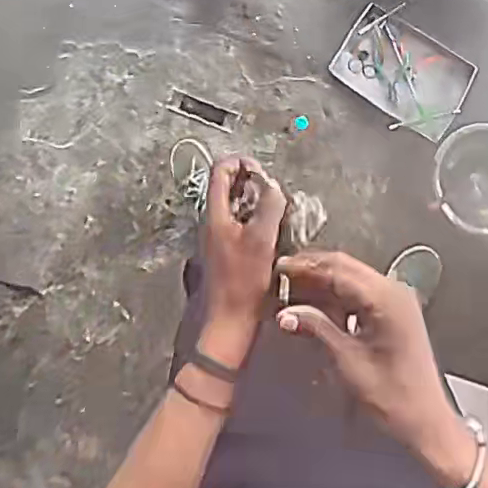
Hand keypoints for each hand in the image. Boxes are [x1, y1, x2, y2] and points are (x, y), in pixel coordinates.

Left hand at [199, 156, 285, 363]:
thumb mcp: (262, 239)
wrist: (228, 323)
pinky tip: (270, 232)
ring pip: (235, 204)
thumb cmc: (242, 282)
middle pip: (227, 185)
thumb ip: (269, 206)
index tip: (262, 174)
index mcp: (215, 213)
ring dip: (254, 201)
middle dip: (251, 181)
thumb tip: (273, 186)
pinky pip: (238, 222)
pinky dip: (253, 218)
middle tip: (272, 192)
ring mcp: (216, 236)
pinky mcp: (225, 250)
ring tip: (275, 211)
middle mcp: (211, 221)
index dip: (241, 163)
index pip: (220, 170)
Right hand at [275, 251, 477, 486]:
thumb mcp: (348, 362)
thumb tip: (285, 313)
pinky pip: (361, 292)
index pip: (338, 270)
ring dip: (323, 281)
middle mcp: (393, 289)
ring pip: (352, 277)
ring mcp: (396, 299)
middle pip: (345, 267)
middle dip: (312, 269)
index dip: (305, 267)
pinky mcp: (395, 311)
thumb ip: (317, 328)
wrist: (428, 424)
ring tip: (292, 289)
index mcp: (385, 297)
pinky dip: (338, 295)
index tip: (278, 269)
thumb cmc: (391, 397)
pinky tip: (316, 304)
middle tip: (281, 276)